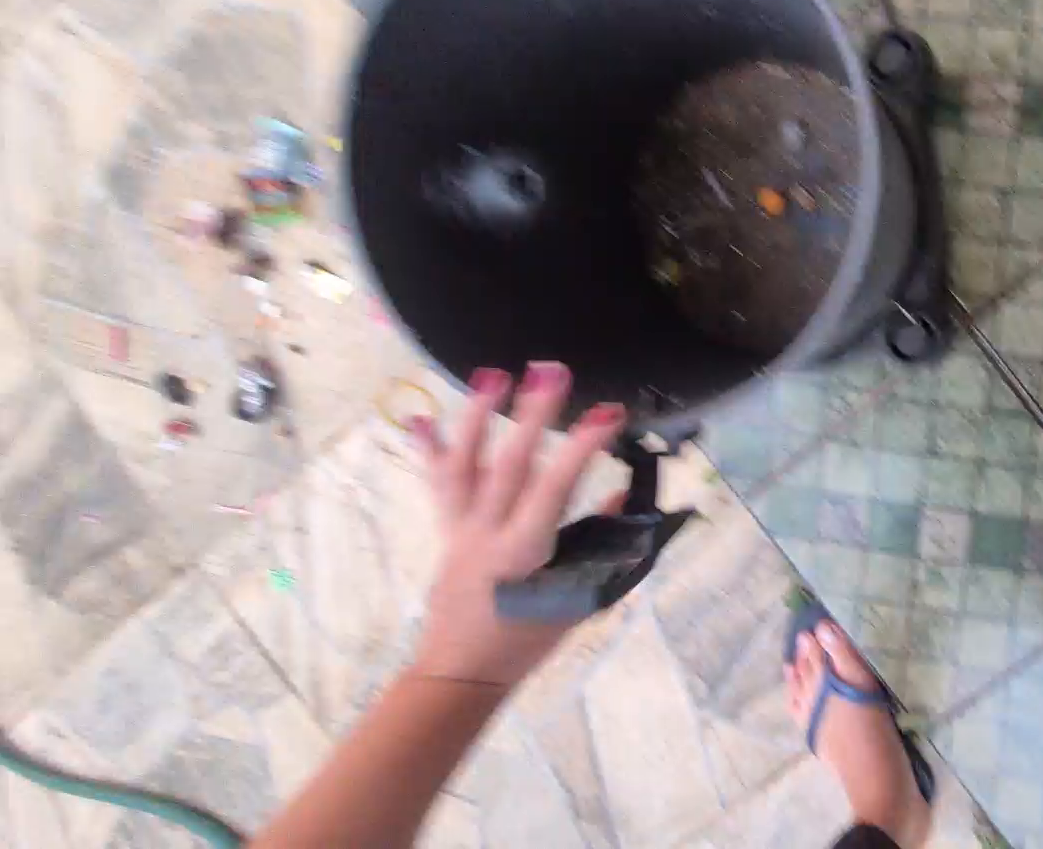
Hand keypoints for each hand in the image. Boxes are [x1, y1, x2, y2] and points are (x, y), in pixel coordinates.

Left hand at [407, 362, 625, 687]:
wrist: (460, 671)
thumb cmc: (527, 640)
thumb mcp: (579, 597)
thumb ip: (601, 543)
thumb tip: (624, 492)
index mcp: (523, 553)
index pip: (555, 488)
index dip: (582, 447)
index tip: (609, 412)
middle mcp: (486, 533)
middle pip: (507, 464)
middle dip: (532, 414)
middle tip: (551, 370)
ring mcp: (460, 529)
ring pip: (464, 465)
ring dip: (478, 416)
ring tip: (492, 374)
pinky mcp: (446, 529)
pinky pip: (438, 484)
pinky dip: (430, 449)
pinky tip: (418, 418)